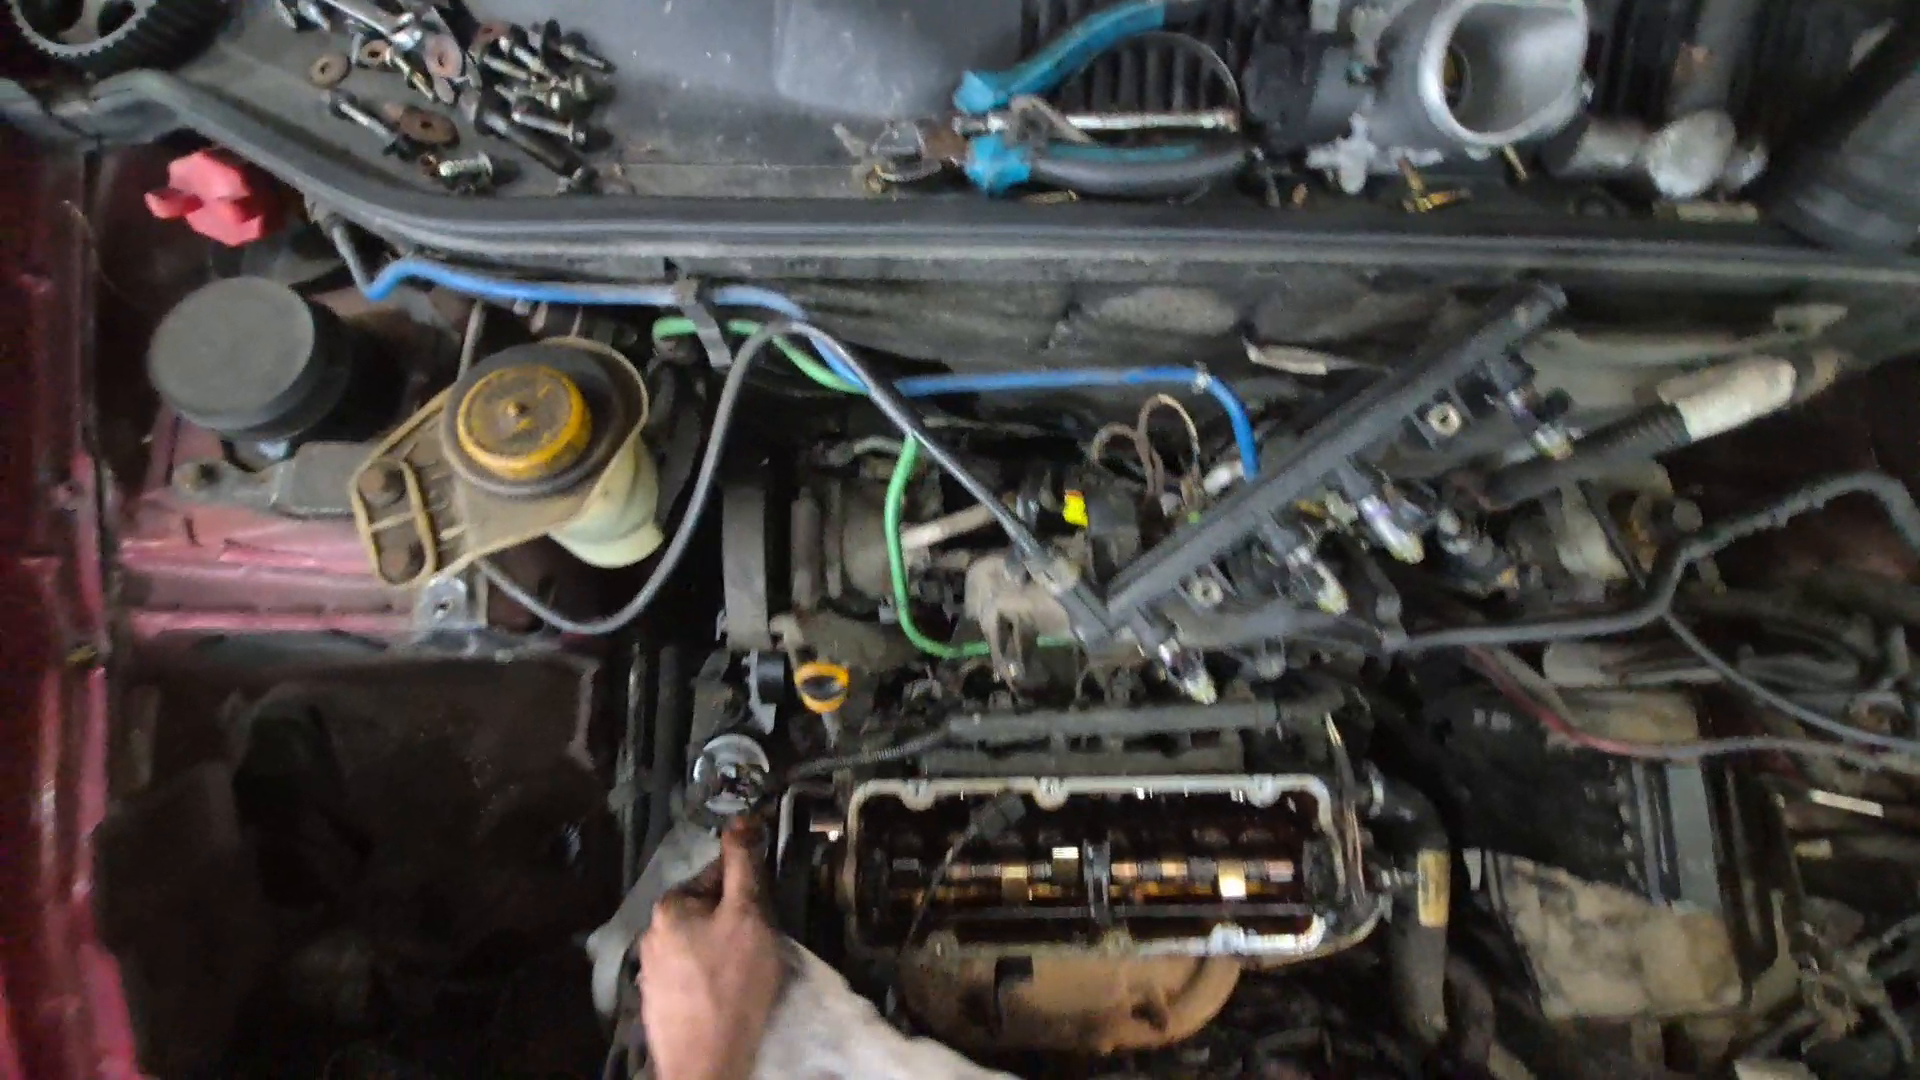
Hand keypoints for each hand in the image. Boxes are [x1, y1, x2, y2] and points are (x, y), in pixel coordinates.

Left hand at [638, 823, 782, 1079]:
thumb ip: (743, 863)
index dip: (746, 884)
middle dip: (734, 917)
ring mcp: (652, 972)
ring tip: (744, 969)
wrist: (707, 1065)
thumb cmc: (732, 983)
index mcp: (669, 907)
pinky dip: (710, 974)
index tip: (762, 907)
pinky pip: (692, 971)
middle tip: (757, 940)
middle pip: (707, 907)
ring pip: (700, 940)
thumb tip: (742, 818)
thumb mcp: (747, 913)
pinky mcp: (658, 1003)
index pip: (716, 873)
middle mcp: (651, 934)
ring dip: (723, 945)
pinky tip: (726, 991)